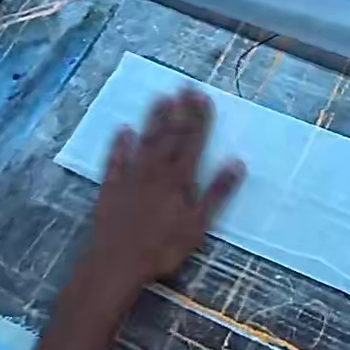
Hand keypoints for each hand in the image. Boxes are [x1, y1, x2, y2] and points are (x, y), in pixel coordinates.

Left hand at [73, 86, 244, 309]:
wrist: (116, 262)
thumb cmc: (162, 247)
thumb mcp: (198, 224)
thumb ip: (217, 192)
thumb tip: (237, 163)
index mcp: (179, 178)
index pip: (192, 141)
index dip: (198, 118)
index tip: (202, 96)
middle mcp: (155, 170)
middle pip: (170, 135)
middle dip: (179, 110)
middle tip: (184, 86)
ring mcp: (131, 176)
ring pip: (144, 141)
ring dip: (153, 119)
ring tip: (160, 98)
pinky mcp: (111, 187)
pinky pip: (116, 159)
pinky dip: (119, 144)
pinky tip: (122, 130)